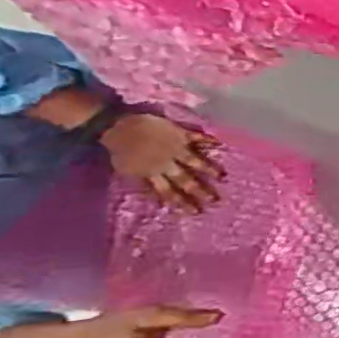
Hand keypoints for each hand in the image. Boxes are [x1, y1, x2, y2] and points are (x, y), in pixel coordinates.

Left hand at [101, 113, 225, 213]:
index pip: (169, 192)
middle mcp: (167, 163)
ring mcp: (175, 148)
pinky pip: (197, 138)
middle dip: (201, 191)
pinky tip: (219, 144)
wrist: (115, 125)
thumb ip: (143, 179)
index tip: (196, 212)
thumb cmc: (120, 148)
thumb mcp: (127, 169)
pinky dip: (208, 141)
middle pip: (186, 180)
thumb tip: (155, 190)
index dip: (182, 202)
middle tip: (215, 200)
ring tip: (223, 177)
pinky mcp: (179, 134)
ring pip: (196, 161)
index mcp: (152, 173)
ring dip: (210, 169)